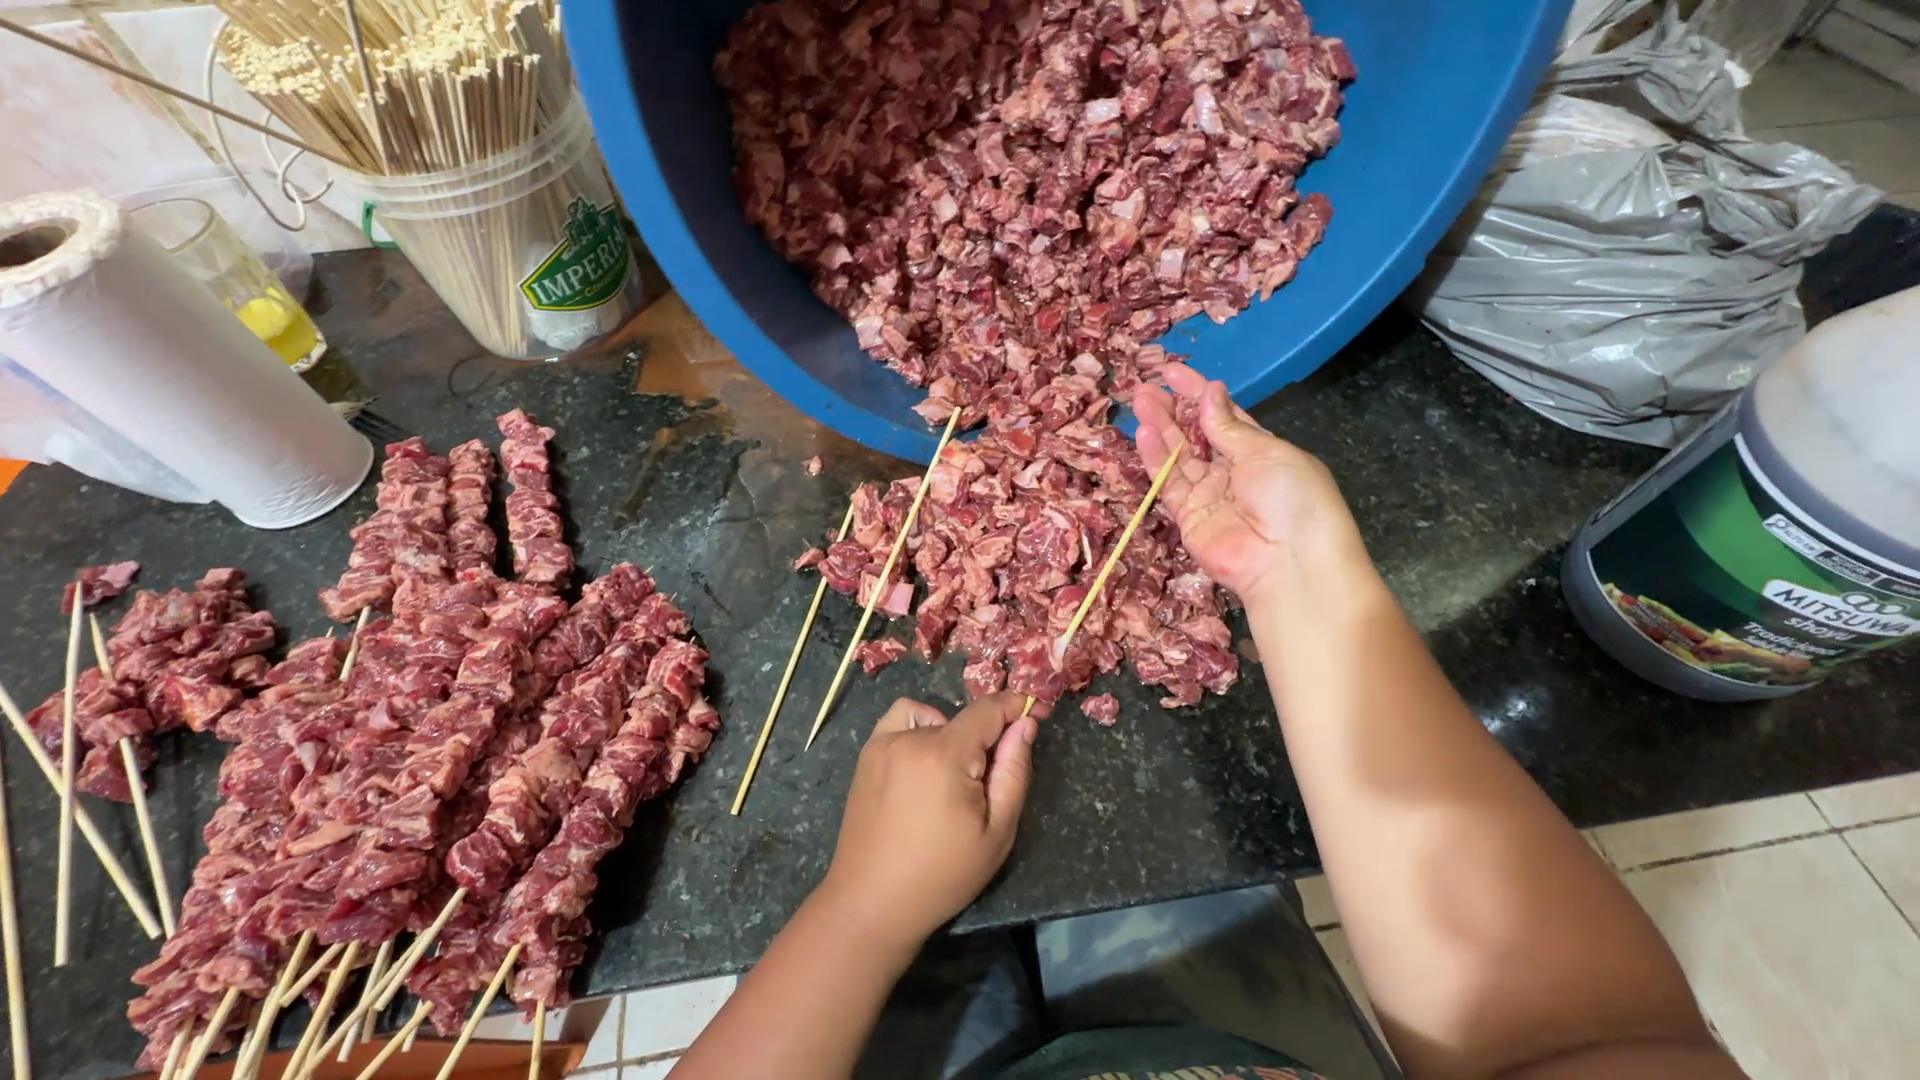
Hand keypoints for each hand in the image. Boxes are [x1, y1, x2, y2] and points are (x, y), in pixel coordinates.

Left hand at [816, 694, 1036, 949]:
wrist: (871, 902)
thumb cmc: (941, 875)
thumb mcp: (996, 832)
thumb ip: (1014, 772)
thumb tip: (1025, 723)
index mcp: (944, 755)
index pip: (989, 710)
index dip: (1018, 705)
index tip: (1038, 712)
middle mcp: (910, 738)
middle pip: (963, 719)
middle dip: (985, 740)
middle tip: (986, 787)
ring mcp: (883, 743)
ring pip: (935, 719)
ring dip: (952, 737)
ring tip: (952, 780)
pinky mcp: (867, 755)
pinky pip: (901, 720)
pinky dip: (919, 728)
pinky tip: (924, 765)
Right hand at [1133, 364, 1365, 602]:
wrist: (1289, 562)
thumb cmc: (1293, 498)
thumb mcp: (1267, 452)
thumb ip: (1229, 427)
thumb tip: (1211, 394)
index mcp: (1260, 451)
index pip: (1224, 416)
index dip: (1199, 394)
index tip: (1173, 372)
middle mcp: (1232, 470)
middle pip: (1196, 434)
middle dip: (1173, 409)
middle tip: (1147, 386)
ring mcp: (1208, 494)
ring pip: (1178, 455)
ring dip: (1159, 427)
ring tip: (1139, 400)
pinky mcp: (1188, 516)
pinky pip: (1168, 483)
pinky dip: (1155, 459)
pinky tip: (1144, 433)